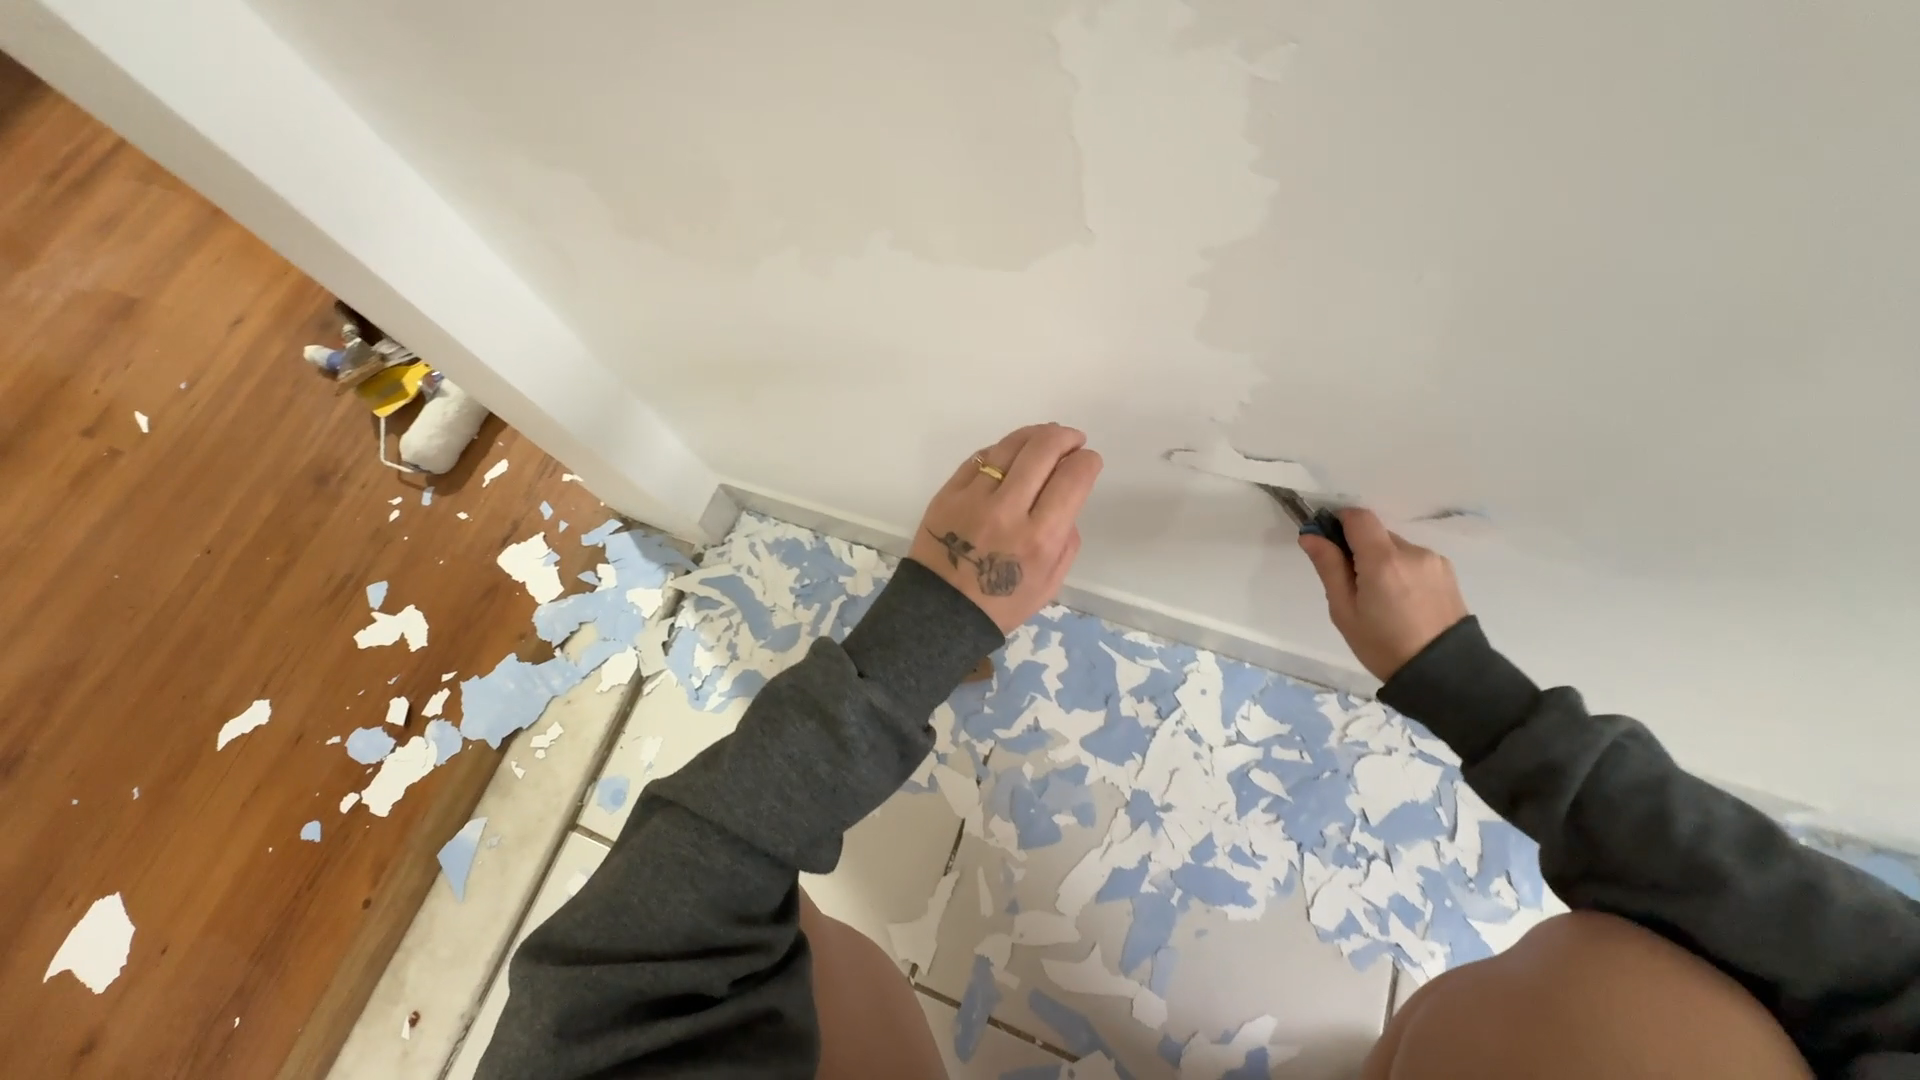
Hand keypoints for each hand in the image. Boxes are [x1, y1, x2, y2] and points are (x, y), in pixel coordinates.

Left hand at [908, 424, 1103, 633]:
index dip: (1088, 461)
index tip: (1089, 461)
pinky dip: (1002, 450)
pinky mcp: (948, 494)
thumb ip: (1067, 540)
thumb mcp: (1050, 583)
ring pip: (1009, 447)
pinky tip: (1012, 453)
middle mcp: (1008, 511)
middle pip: (1042, 450)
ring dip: (1035, 435)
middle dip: (1065, 438)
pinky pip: (980, 458)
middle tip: (1072, 439)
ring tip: (1045, 437)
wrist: (941, 612)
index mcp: (1040, 538)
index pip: (1073, 478)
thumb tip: (1067, 501)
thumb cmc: (1001, 605)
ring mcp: (974, 498)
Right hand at [1299, 508, 1468, 680]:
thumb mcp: (1344, 611)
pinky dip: (1401, 571)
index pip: (1358, 517)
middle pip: (1376, 534)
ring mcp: (1434, 560)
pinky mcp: (1447, 572)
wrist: (1443, 672)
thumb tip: (1310, 537)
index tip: (1327, 542)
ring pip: (1395, 548)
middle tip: (1352, 585)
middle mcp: (1412, 551)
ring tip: (1381, 600)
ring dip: (1381, 562)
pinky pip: (1414, 560)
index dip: (1338, 521)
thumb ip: (1328, 568)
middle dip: (1359, 550)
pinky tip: (1402, 601)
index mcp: (1382, 560)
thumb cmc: (1383, 645)